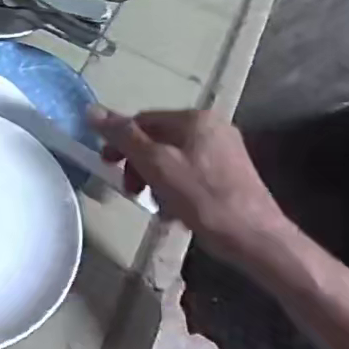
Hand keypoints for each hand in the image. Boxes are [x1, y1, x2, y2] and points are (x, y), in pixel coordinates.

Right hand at [88, 106, 293, 261]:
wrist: (256, 238)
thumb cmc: (202, 199)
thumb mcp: (156, 165)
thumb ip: (124, 137)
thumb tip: (92, 110)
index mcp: (194, 119)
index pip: (142, 120)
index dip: (120, 142)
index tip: (108, 167)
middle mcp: (212, 127)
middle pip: (158, 139)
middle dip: (138, 164)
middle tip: (131, 190)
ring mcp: (225, 150)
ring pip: (173, 158)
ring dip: (155, 179)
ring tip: (156, 205)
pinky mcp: (231, 173)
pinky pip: (190, 172)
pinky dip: (176, 187)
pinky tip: (176, 211)